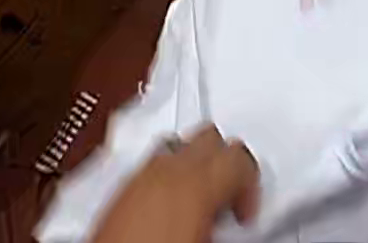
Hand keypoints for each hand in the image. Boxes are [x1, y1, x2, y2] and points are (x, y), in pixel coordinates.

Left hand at [89, 126, 259, 242]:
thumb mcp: (206, 241)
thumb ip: (225, 224)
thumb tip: (235, 226)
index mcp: (195, 181)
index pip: (238, 155)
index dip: (251, 182)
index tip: (245, 213)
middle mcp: (167, 167)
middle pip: (209, 136)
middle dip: (223, 161)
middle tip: (226, 202)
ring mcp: (139, 175)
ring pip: (178, 144)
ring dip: (193, 164)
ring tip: (197, 203)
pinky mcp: (116, 191)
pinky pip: (151, 164)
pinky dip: (166, 175)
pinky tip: (166, 210)